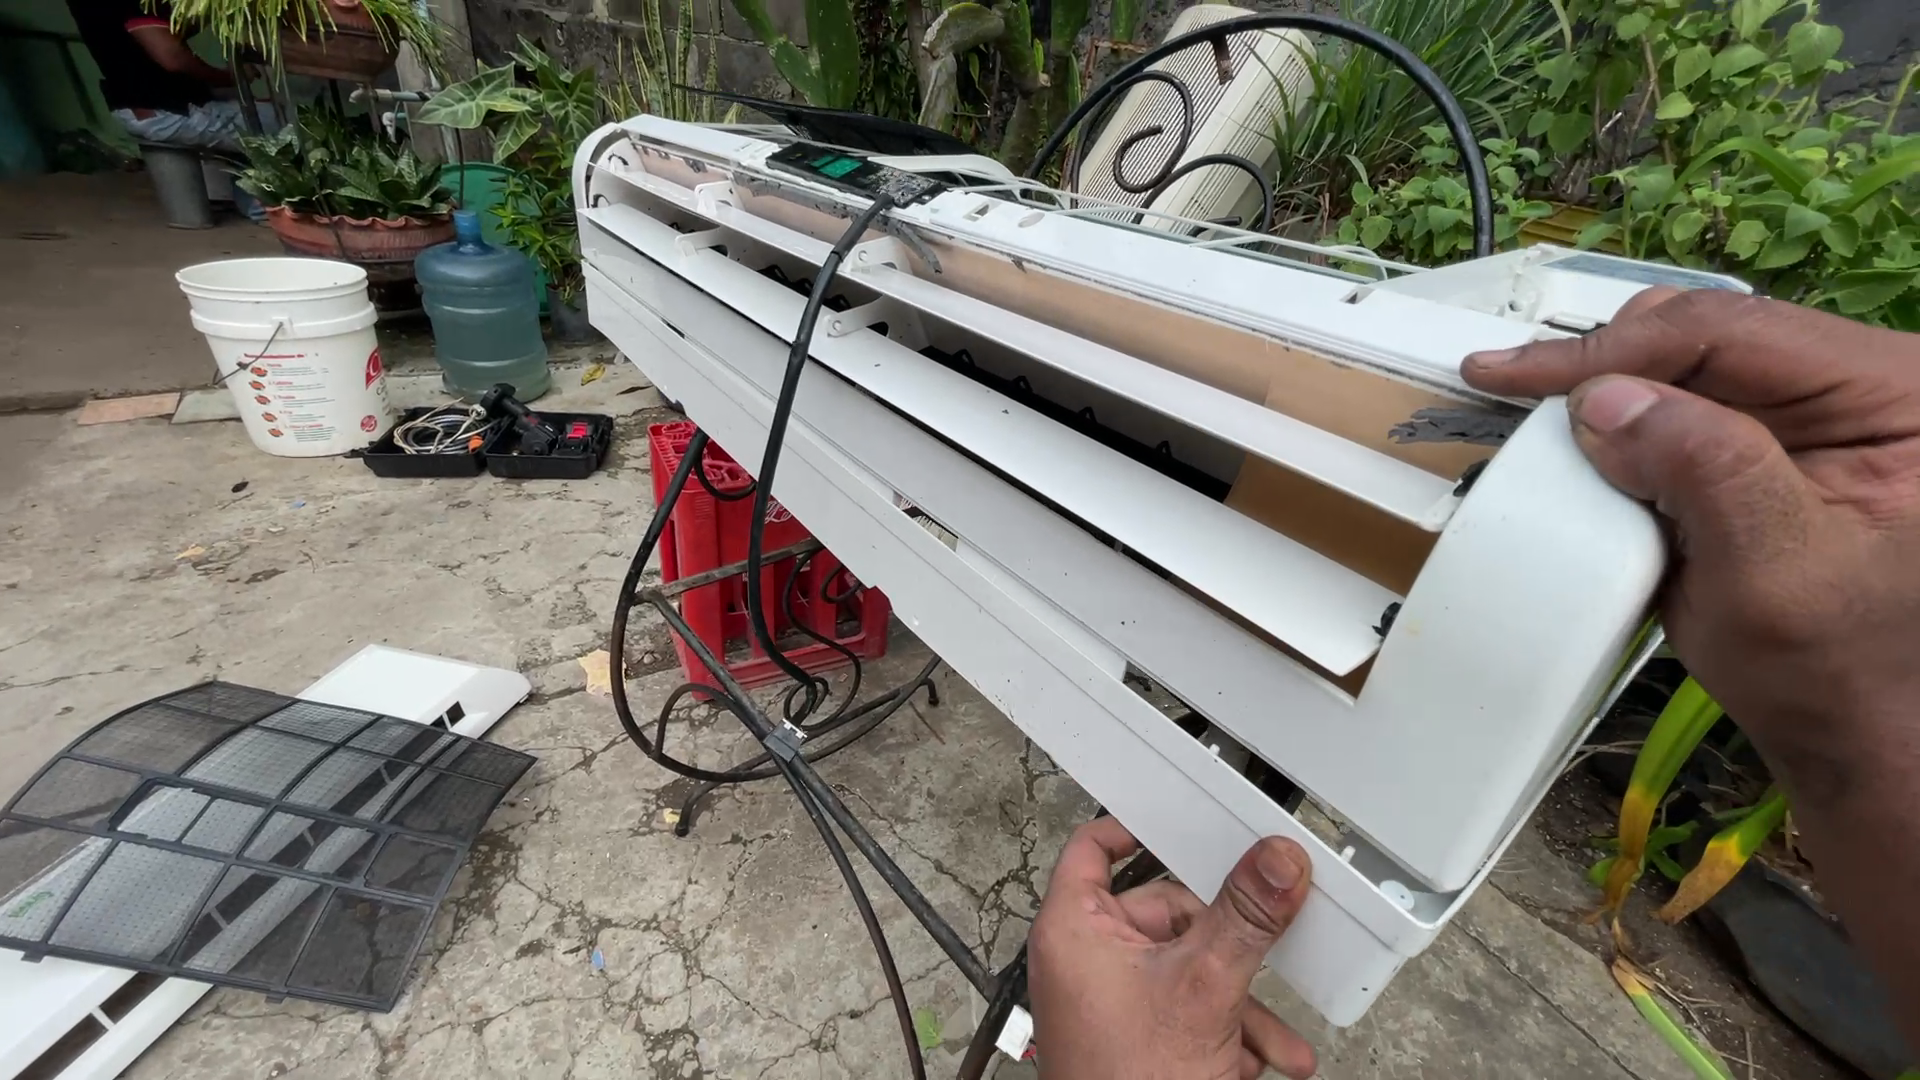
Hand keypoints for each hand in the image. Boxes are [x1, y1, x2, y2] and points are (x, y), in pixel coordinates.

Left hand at [1027, 818, 1316, 1079]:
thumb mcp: (1202, 988)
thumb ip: (1243, 919)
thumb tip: (1272, 862)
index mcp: (1073, 927)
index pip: (1094, 847)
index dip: (1131, 826)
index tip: (1173, 818)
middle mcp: (1085, 956)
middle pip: (1160, 909)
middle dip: (1221, 941)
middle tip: (1259, 948)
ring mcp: (1108, 997)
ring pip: (1182, 963)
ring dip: (1235, 994)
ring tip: (1272, 1032)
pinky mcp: (1132, 1031)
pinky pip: (1182, 1002)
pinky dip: (1223, 1023)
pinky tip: (1261, 1055)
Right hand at [1460, 288, 1919, 1042]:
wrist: (1901, 775)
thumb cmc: (1874, 692)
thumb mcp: (1784, 578)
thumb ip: (1698, 468)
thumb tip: (1598, 400)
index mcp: (1907, 405)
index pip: (1723, 335)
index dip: (1595, 346)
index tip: (1494, 371)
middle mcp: (1859, 416)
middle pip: (1697, 350)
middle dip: (1582, 364)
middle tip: (1482, 386)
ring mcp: (1804, 457)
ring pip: (1673, 395)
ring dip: (1583, 406)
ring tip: (1500, 415)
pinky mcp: (1758, 497)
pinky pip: (1665, 446)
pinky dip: (1596, 450)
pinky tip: (1549, 460)